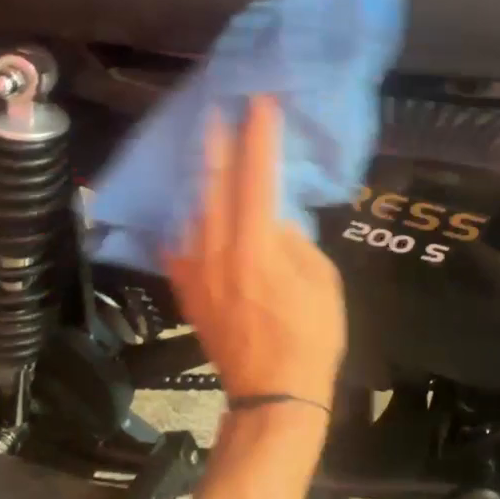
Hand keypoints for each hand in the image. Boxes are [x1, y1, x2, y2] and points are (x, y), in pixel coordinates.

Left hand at [164, 95, 346, 408]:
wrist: (272, 395)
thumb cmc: (310, 338)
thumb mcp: (323, 282)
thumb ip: (294, 242)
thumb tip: (273, 220)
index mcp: (256, 245)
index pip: (256, 176)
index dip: (259, 136)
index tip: (260, 103)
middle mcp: (218, 250)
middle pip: (213, 184)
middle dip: (216, 142)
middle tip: (215, 109)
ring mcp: (196, 270)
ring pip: (192, 209)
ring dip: (198, 176)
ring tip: (201, 148)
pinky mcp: (187, 290)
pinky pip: (176, 245)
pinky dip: (180, 222)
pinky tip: (180, 208)